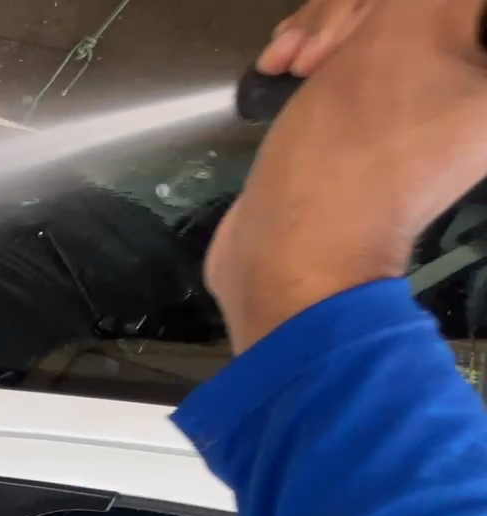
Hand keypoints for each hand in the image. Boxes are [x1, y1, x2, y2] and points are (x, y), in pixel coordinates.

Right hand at [208, 0, 486, 349]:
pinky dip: (319, 61)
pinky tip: (282, 72)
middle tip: (310, 49)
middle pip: (427, 7)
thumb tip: (394, 8)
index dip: (381, 3)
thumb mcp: (396, 44)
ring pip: (387, 27)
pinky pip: (360, 65)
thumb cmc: (348, 158)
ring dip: (329, 31)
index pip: (459, 0)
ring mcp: (432, 102)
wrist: (291, 257)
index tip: (349, 26)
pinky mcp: (375, 124)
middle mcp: (480, 79)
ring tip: (285, 62)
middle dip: (354, 10)